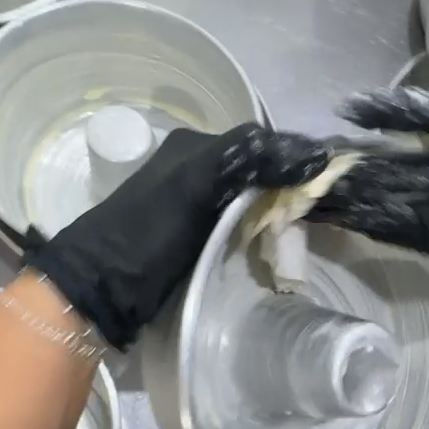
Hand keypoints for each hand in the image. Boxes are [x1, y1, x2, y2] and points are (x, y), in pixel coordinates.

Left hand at [24, 125, 328, 349]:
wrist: (102, 285)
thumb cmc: (148, 233)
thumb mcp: (197, 188)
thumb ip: (246, 162)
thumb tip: (310, 154)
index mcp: (195, 148)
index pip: (259, 143)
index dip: (293, 160)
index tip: (326, 183)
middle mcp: (195, 168)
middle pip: (255, 171)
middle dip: (287, 188)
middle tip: (318, 213)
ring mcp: (193, 204)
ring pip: (248, 198)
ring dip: (276, 212)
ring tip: (302, 232)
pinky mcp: (192, 236)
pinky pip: (236, 225)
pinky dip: (258, 232)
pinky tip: (273, 247)